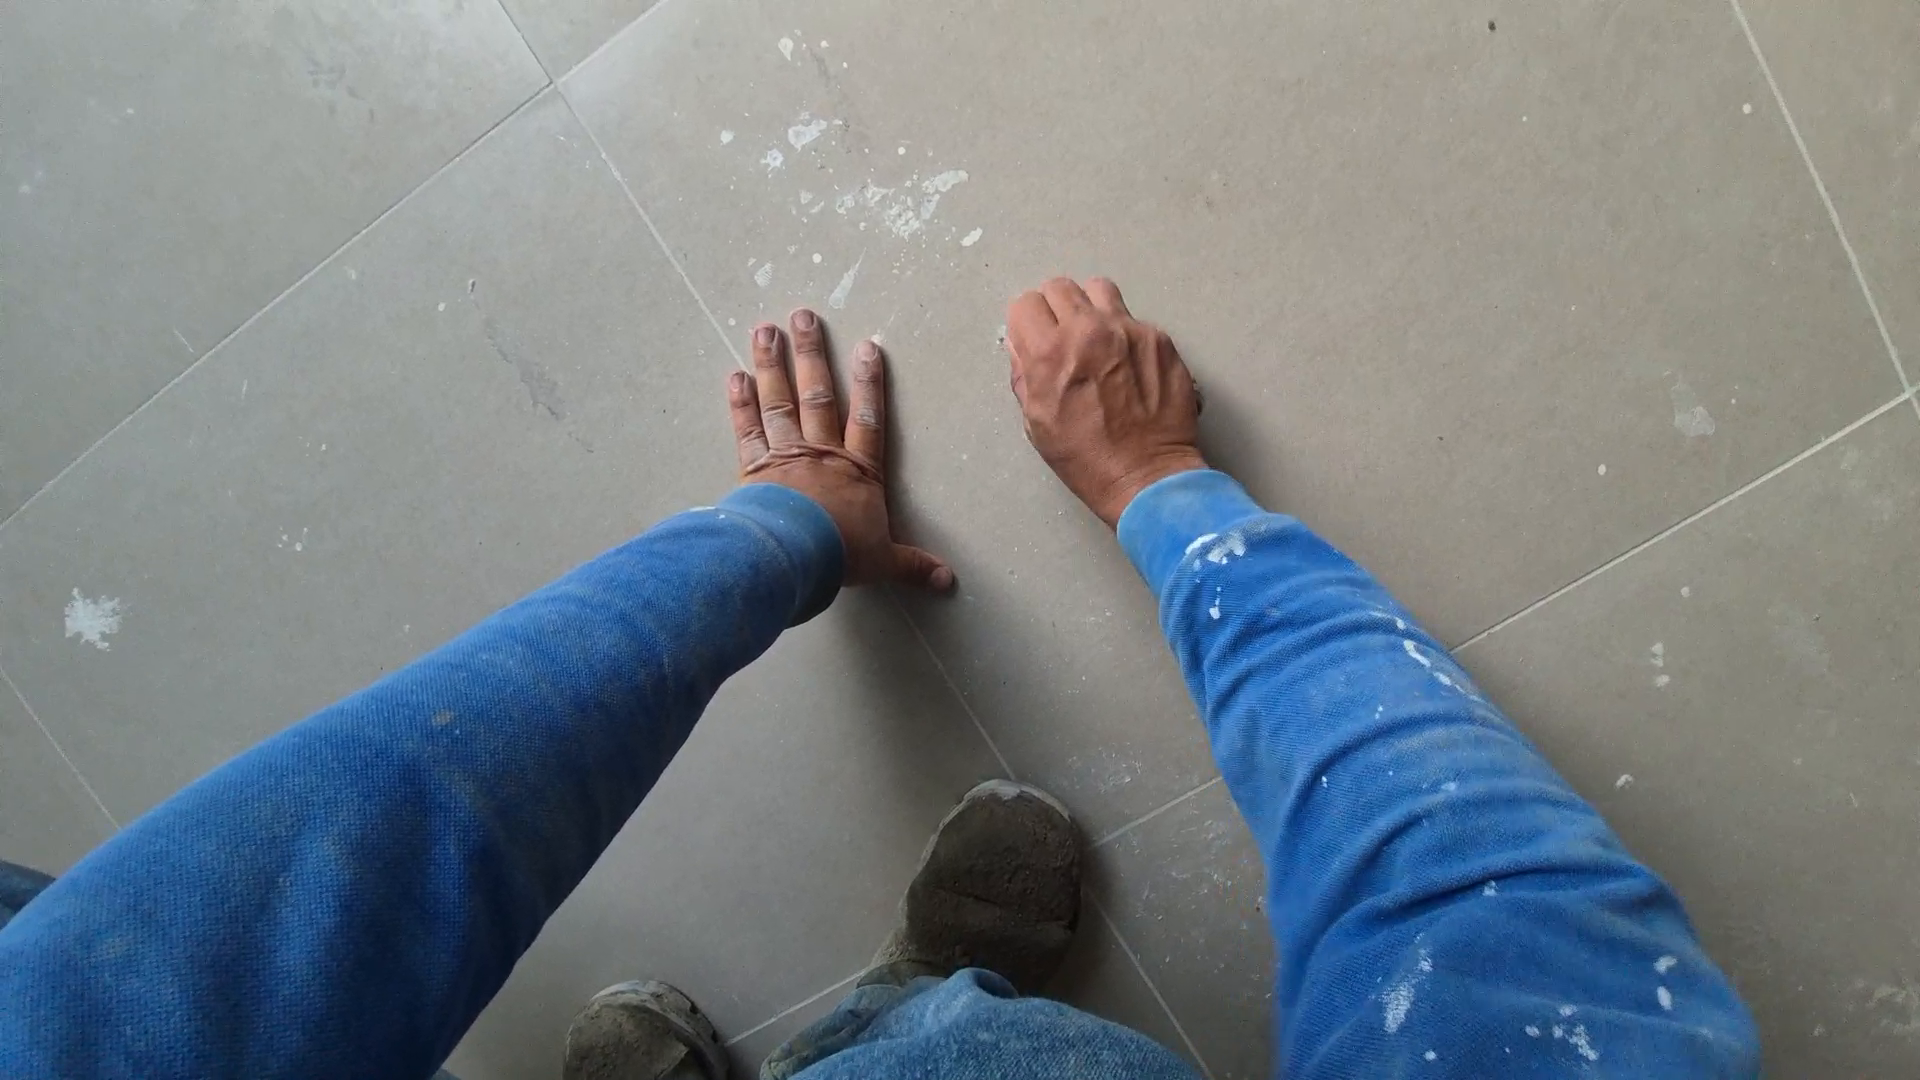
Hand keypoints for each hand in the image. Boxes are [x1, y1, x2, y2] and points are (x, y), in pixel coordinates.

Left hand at [729, 309, 954, 591]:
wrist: (794, 557)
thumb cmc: (842, 555)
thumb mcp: (884, 561)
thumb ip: (913, 566)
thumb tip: (948, 583)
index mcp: (858, 471)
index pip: (868, 418)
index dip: (869, 383)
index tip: (866, 346)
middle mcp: (822, 453)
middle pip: (818, 396)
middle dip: (812, 355)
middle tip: (803, 316)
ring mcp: (786, 455)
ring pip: (780, 403)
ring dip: (772, 365)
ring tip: (765, 329)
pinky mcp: (754, 468)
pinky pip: (748, 430)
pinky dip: (741, 404)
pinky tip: (736, 376)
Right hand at [1006, 278, 1207, 527]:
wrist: (1145, 475)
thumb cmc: (1084, 458)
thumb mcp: (1036, 423)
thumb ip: (1024, 375)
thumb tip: (1021, 345)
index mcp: (1050, 354)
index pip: (1025, 304)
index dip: (1025, 323)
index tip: (1033, 339)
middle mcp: (1089, 331)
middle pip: (1060, 287)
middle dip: (1054, 310)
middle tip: (1063, 338)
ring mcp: (1129, 331)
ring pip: (1098, 289)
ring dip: (1090, 309)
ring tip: (1096, 339)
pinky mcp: (1159, 339)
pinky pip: (1131, 318)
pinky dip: (1123, 333)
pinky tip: (1127, 364)